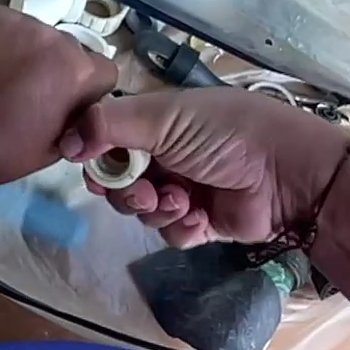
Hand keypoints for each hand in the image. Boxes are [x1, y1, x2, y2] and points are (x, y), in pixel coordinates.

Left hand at [0, 6, 118, 188]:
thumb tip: (79, 106)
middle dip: (53, 67)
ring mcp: (15, 19)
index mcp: (78, 69)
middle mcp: (53, 35)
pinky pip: (1, 24)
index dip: (84, 90)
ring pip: (32, 33)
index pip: (101, 70)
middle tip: (25, 93)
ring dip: (23, 51)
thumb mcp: (55, 146)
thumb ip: (77, 117)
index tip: (61, 103)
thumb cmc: (0, 149)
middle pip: (66, 48)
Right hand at [59, 88, 349, 247]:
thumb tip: (62, 144)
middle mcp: (166, 154)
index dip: (96, 158)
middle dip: (127, 190)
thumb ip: (105, 126)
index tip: (92, 167)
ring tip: (181, 200)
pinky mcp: (201, 222)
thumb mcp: (161, 117)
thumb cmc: (223, 132)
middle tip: (145, 189)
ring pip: (142, 210)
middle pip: (120, 181)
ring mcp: (184, 188)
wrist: (287, 172)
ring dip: (155, 208)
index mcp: (156, 122)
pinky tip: (198, 217)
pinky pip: (170, 233)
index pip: (107, 141)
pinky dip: (180, 227)